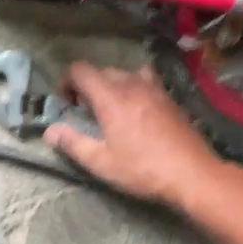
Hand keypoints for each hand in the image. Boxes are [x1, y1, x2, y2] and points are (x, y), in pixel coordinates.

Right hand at [46, 63, 225, 207]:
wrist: (192, 173)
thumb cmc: (142, 169)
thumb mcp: (101, 163)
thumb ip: (72, 144)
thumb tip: (50, 132)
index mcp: (110, 97)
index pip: (81, 70)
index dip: (67, 81)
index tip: (67, 103)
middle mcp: (132, 85)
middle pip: (102, 71)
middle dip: (88, 86)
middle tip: (86, 113)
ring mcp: (154, 89)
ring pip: (125, 74)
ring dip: (112, 85)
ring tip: (112, 110)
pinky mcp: (169, 98)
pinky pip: (145, 81)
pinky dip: (133, 88)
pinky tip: (137, 113)